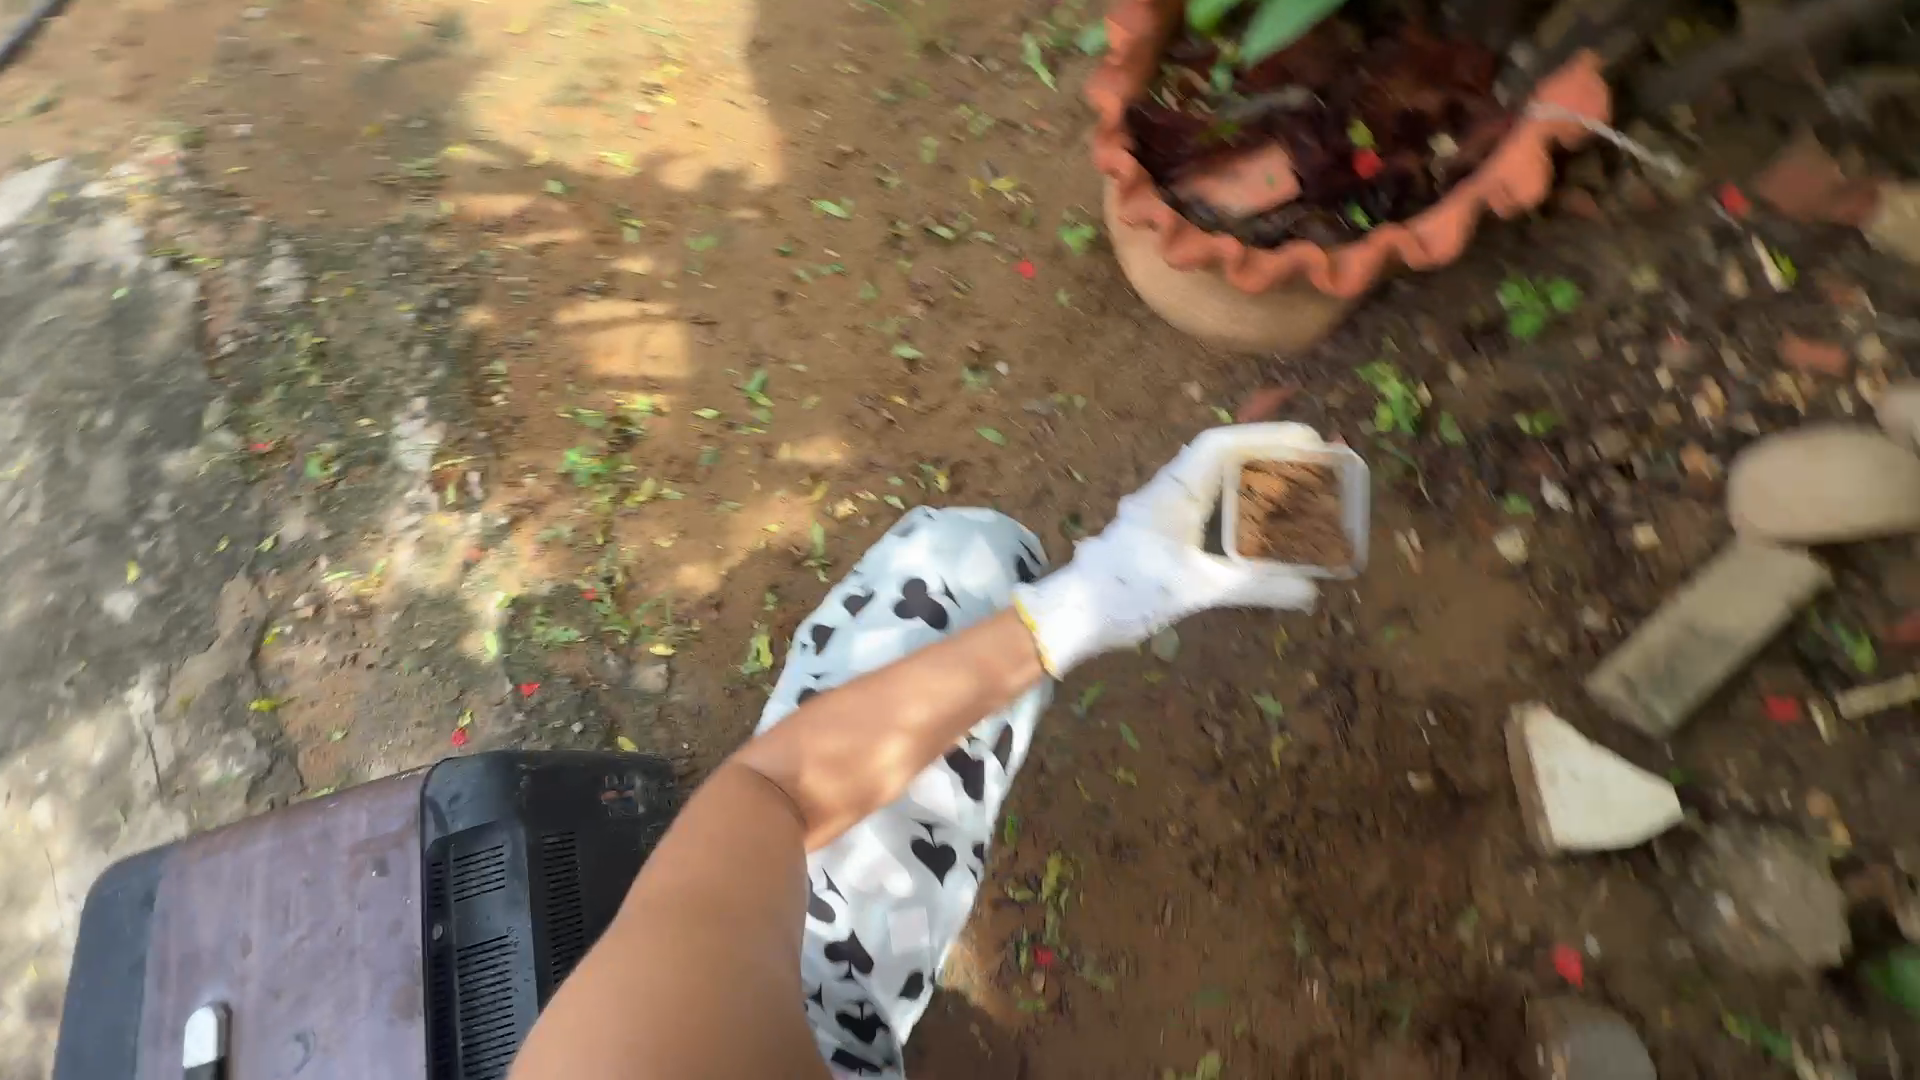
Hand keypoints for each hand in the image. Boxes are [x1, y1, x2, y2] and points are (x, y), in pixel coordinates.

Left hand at [1011, 424, 1322, 676]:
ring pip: (1213, 486)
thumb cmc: (1127, 591)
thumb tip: (1310, 591)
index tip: (1309, 439)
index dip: (1266, 436)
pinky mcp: (1159, 536)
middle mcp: (1165, 494)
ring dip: (1252, 484)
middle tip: (1315, 465)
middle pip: (1221, 460)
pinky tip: (1261, 529)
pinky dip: (1237, 513)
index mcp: (1171, 491)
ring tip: (1297, 492)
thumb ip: (1254, 586)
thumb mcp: (1195, 587)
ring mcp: (1160, 514)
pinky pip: (1205, 511)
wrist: (1074, 616)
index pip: (1220, 445)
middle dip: (1268, 457)